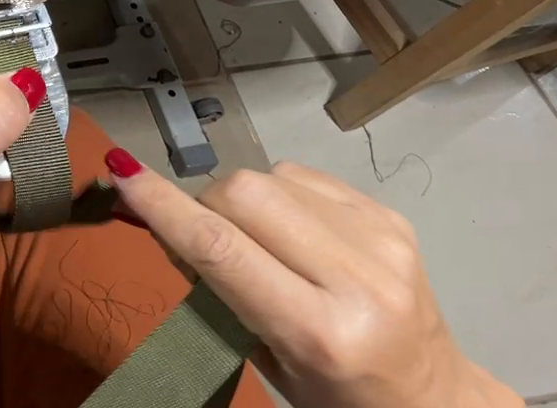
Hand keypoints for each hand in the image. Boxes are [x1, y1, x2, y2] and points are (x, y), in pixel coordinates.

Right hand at [106, 153, 521, 407]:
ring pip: (268, 176)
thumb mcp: (262, 358)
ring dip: (243, 200)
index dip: (163, 206)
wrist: (437, 403)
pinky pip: (299, 174)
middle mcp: (358, 282)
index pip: (221, 248)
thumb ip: (211, 285)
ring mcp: (381, 242)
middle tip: (208, 236)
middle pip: (243, 195)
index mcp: (321, 335)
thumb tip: (154, 214)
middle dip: (206, 204)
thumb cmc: (334, 398)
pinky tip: (296, 232)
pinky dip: (278, 194)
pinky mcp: (390, 216)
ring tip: (262, 242)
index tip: (120, 172)